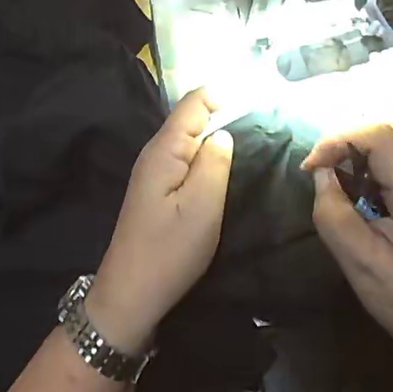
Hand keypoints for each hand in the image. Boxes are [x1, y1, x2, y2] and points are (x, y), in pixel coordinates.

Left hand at [85, 89, 233, 354]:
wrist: (130, 295)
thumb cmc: (169, 251)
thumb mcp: (202, 206)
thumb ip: (215, 163)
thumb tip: (224, 133)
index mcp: (164, 150)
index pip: (194, 102)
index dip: (223, 96)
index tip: (257, 104)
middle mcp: (155, 153)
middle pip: (191, 118)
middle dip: (223, 114)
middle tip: (262, 124)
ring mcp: (154, 172)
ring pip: (189, 140)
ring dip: (216, 137)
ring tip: (250, 143)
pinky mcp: (157, 191)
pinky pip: (185, 160)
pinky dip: (206, 158)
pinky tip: (223, 170)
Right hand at [302, 124, 392, 375]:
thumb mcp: (362, 267)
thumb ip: (335, 216)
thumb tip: (319, 173)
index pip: (381, 137)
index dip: (339, 141)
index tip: (311, 170)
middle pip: (387, 134)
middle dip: (345, 146)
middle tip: (320, 178)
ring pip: (392, 144)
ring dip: (357, 158)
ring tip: (339, 190)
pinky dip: (371, 169)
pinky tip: (361, 198)